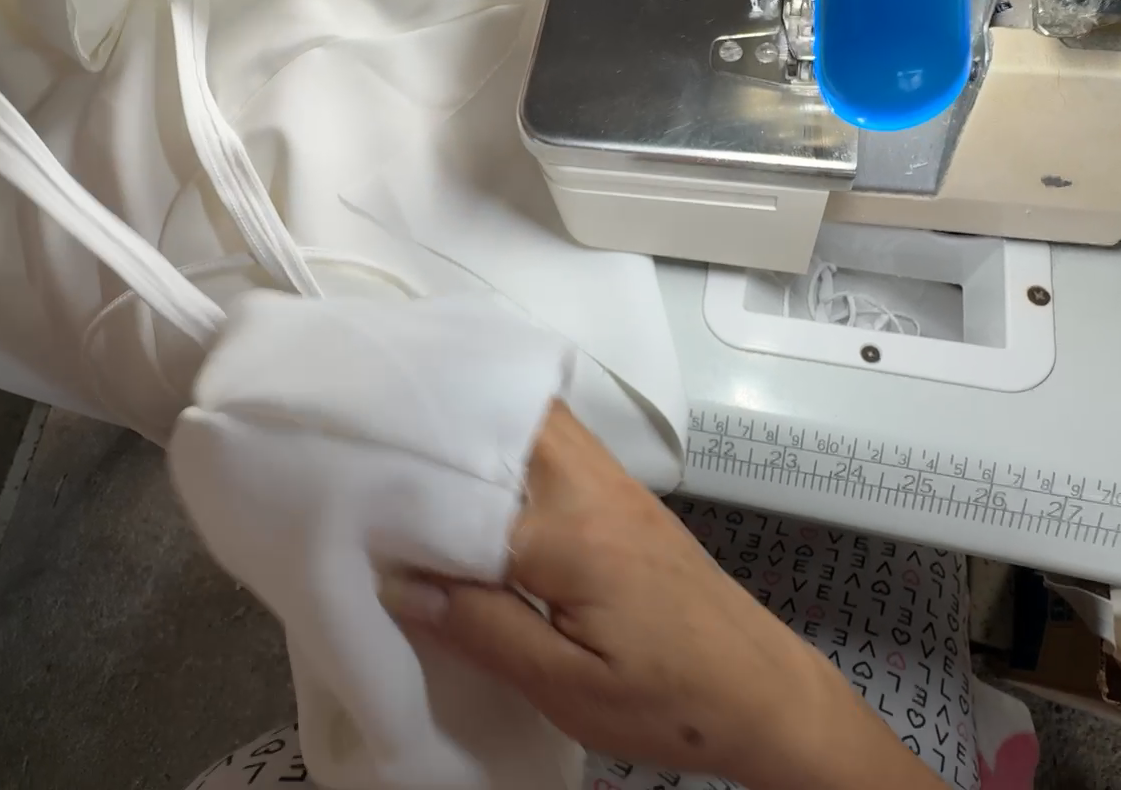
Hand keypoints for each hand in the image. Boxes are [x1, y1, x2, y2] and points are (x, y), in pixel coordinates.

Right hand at [383, 407, 934, 789]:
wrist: (762, 688)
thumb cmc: (668, 701)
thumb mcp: (567, 687)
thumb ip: (484, 627)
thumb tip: (402, 582)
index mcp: (571, 535)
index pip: (467, 496)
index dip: (410, 492)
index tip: (359, 486)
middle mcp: (593, 485)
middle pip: (512, 420)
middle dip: (450, 420)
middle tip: (388, 442)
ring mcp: (616, 482)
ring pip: (539, 422)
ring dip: (485, 426)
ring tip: (425, 452)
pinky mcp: (628, 493)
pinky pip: (562, 442)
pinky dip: (518, 441)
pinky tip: (488, 476)